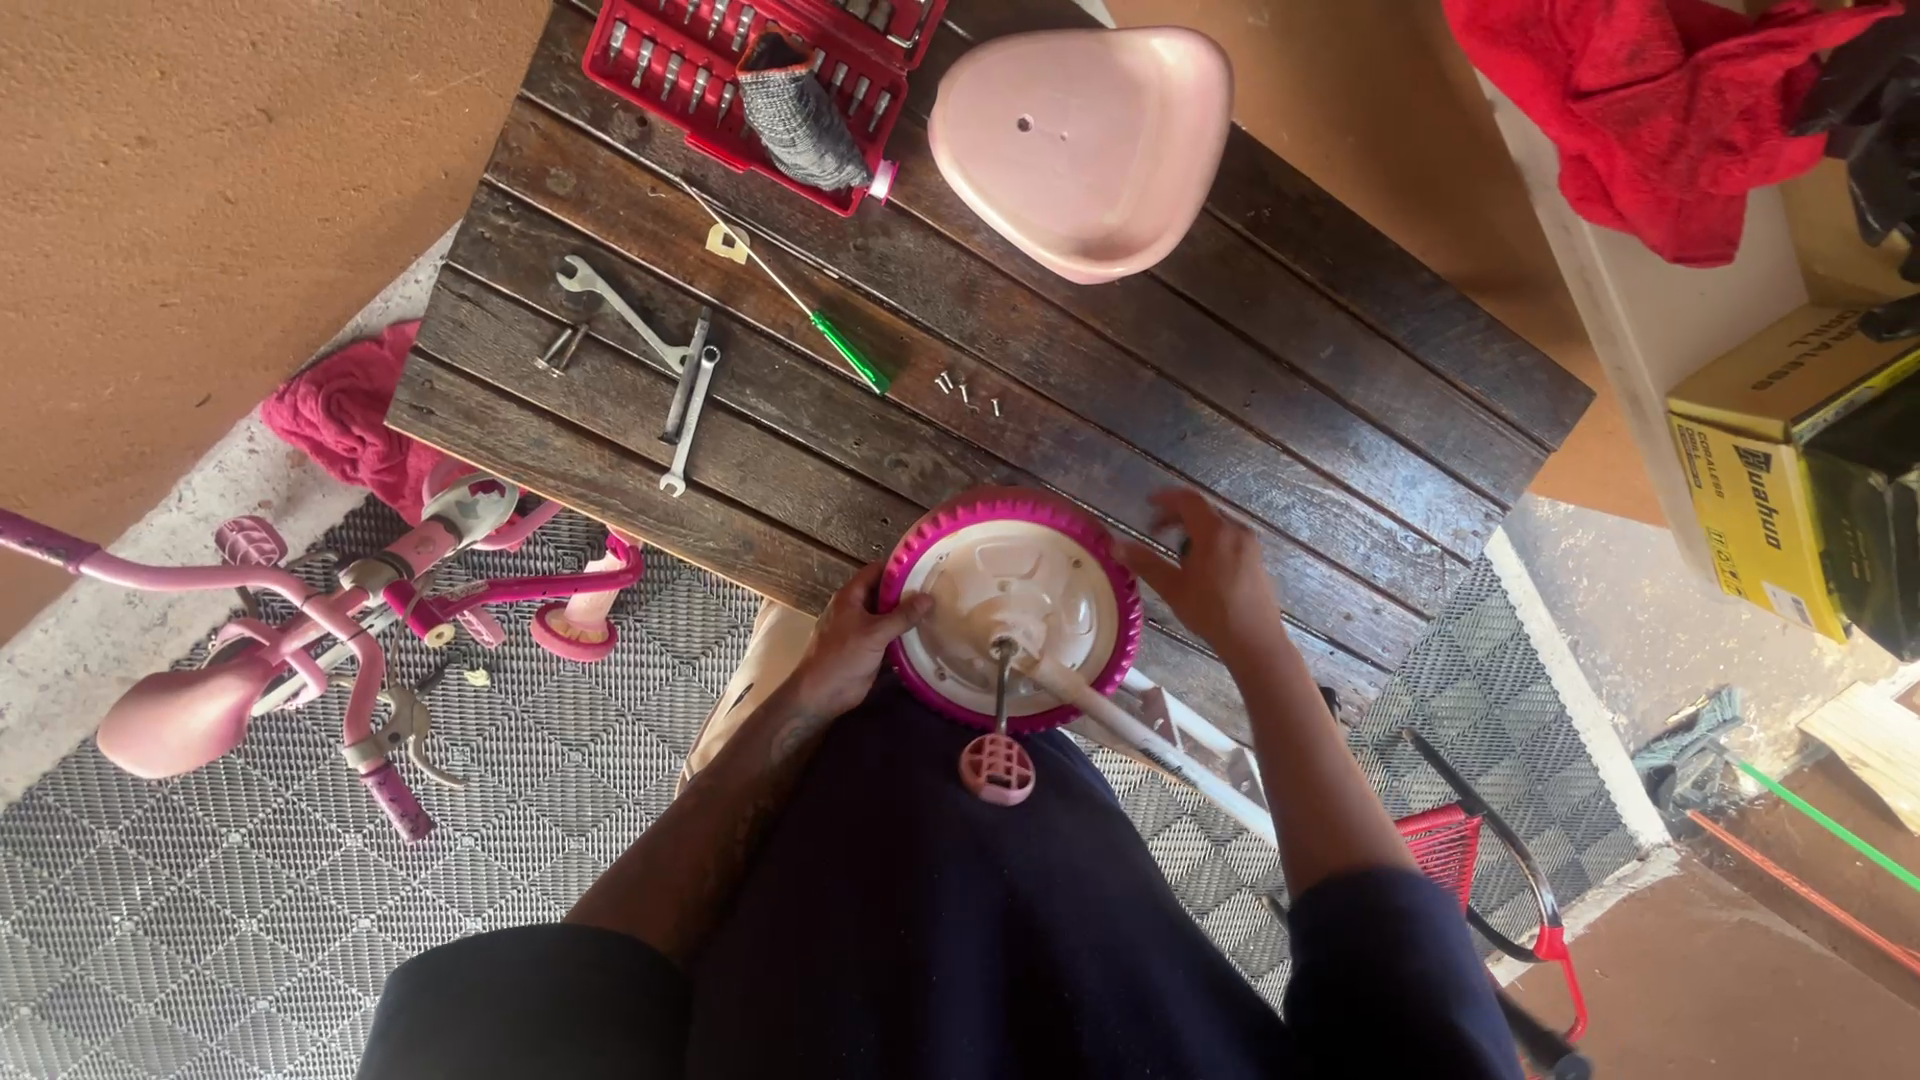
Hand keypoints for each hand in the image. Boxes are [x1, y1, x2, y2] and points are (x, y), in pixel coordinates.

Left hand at [782, 562, 933, 719]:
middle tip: (937, 587)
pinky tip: (926, 632)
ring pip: (888, 615)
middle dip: (907, 591)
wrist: (822, 693)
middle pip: (884, 593)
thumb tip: (928, 597)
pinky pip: (889, 635)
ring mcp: (862, 629)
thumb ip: (902, 615)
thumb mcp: (874, 632)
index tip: (924, 565)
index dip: (897, 566)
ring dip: (907, 613)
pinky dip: (904, 633)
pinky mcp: (869, 648)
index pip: (876, 571)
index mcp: (851, 596)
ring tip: (938, 606)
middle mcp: (856, 608)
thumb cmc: (843, 656)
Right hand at [1113, 488, 1285, 663]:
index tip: (1148, 504)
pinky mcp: (1256, 557)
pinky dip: (1210, 538)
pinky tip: (1201, 564)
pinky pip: (1229, 535)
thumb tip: (1115, 545)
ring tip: (1176, 550)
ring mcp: (1250, 544)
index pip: (1188, 500)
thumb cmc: (1211, 612)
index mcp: (1215, 532)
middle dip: (1177, 514)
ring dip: (1193, 527)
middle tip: (1155, 529)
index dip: (1166, 498)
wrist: (1254, 640)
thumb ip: (1145, 562)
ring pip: (1217, 523)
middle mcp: (1236, 530)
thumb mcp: (1172, 588)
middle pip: (1203, 509)